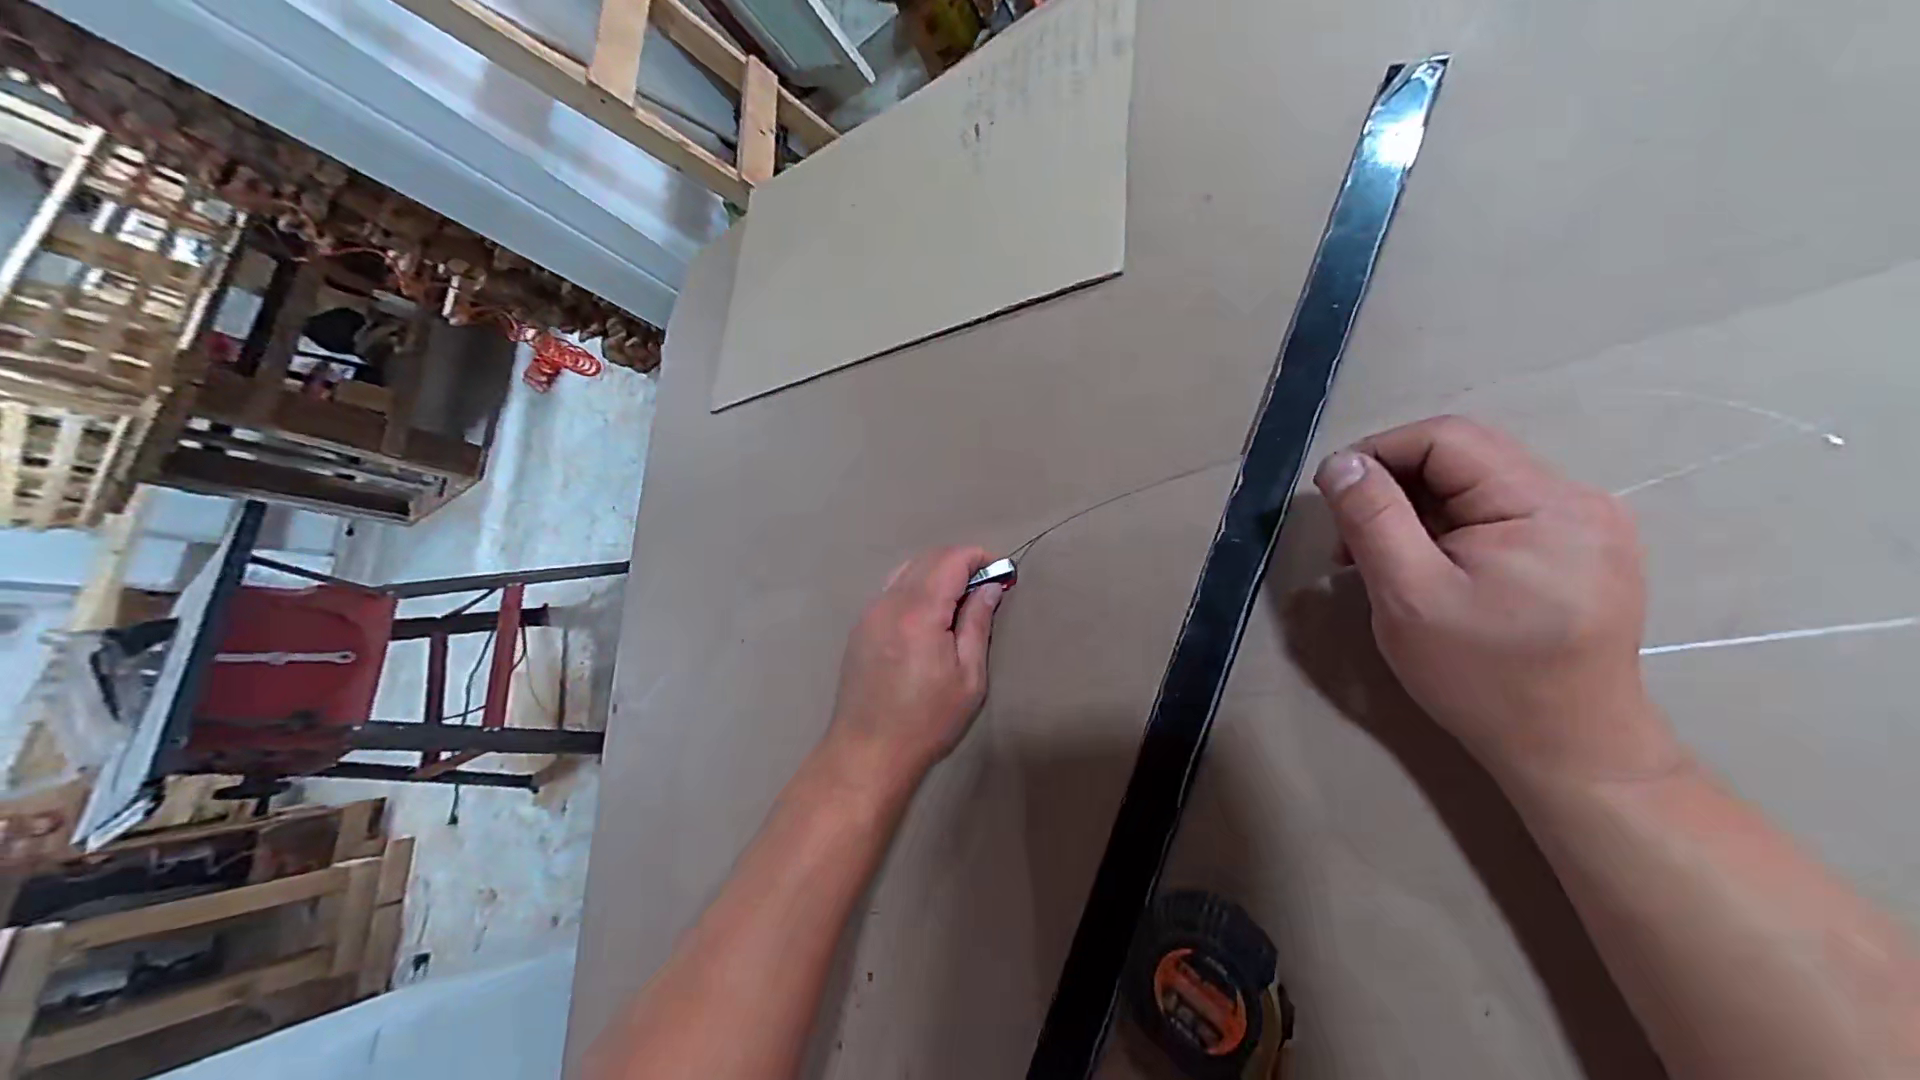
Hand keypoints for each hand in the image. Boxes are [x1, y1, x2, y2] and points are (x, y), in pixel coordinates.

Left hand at [823, 546, 1005, 785]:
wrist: (867, 752)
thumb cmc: (926, 720)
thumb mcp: (968, 678)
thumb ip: (978, 624)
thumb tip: (990, 588)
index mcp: (918, 612)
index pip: (950, 560)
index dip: (979, 557)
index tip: (1000, 572)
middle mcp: (889, 603)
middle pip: (927, 558)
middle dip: (960, 561)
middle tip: (985, 586)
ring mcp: (869, 613)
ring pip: (906, 570)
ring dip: (936, 572)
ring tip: (959, 601)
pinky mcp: (860, 627)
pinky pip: (891, 590)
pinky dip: (915, 587)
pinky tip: (928, 616)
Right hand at [1312, 416, 1681, 782]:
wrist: (1568, 750)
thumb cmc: (1482, 677)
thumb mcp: (1409, 596)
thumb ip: (1372, 519)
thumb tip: (1340, 462)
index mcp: (1544, 504)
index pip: (1445, 438)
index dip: (1377, 453)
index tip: (1330, 495)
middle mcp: (1576, 500)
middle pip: (1460, 458)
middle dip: (1390, 488)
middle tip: (1348, 542)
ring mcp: (1583, 525)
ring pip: (1472, 487)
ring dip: (1412, 511)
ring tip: (1376, 561)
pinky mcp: (1575, 550)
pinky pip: (1492, 514)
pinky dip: (1442, 530)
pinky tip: (1421, 567)